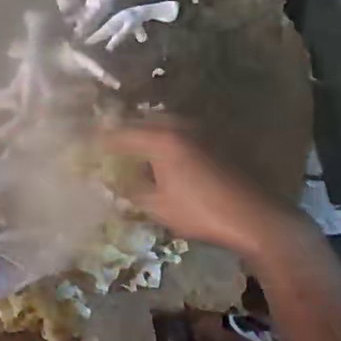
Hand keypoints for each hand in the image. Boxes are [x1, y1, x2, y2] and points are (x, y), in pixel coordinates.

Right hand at [104, 119, 309, 260]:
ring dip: (144, 135)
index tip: (84, 145)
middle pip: (142, 123)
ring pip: (162, 126)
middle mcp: (179, 126)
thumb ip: (130, 190)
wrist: (256, 217)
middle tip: (105, 146)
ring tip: (129, 153)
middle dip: (122, 132)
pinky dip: (163, 140)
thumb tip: (109, 181)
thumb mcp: (158, 206)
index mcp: (161, 139)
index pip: (121, 134)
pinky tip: (159, 160)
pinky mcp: (214, 141)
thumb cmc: (202, 212)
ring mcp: (200, 131)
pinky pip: (178, 133)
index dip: (100, 140)